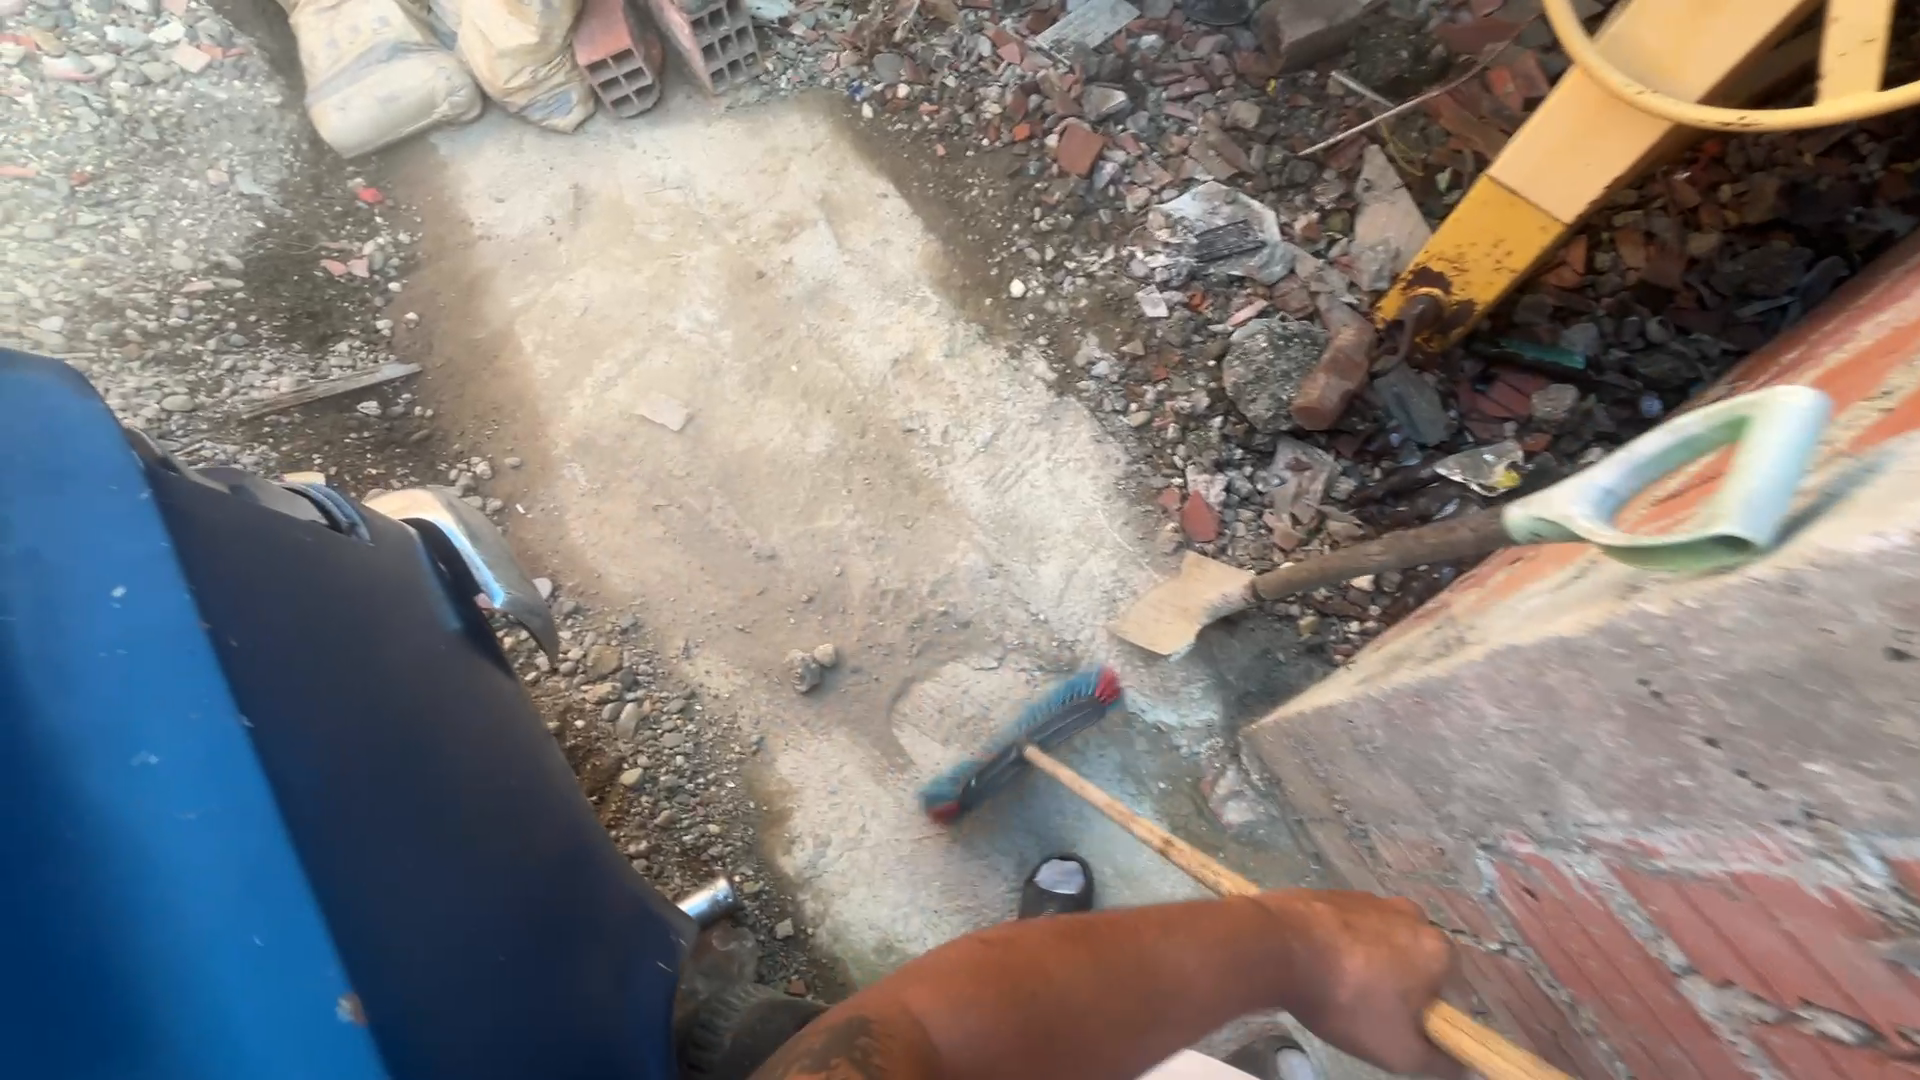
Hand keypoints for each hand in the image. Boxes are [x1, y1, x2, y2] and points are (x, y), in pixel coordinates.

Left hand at [1259, 890, 1464, 1078]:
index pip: (1450, 988)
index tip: (1400, 1025)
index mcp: (1436, 947)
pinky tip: (1316, 962)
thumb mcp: (1401, 1052)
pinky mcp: (1328, 891)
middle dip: (1397, 984)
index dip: (1429, 1013)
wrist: (1273, 945)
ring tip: (1336, 985)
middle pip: (1413, 959)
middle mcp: (1406, 913)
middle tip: (1367, 1007)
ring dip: (1365, 962)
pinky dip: (1337, 943)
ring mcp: (1364, 897)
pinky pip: (1345, 926)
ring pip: (1378, 941)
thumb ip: (1443, 1063)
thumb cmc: (1345, 1000)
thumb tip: (1464, 1065)